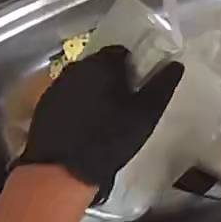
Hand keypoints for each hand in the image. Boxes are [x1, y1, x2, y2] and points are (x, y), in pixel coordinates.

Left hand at [17, 46, 182, 200]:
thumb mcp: (146, 113)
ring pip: (82, 80)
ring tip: (104, 118)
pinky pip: (67, 97)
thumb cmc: (112, 138)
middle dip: (112, 78)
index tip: (138, 88)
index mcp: (102, 64)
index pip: (121, 52)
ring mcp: (56, 85)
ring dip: (93, 91)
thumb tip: (175, 64)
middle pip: (99, 65)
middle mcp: (76, 67)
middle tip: (124, 104)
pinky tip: (83, 126)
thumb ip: (162, 85)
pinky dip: (76, 105)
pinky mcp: (45, 105)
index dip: (133, 68)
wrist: (66, 169)